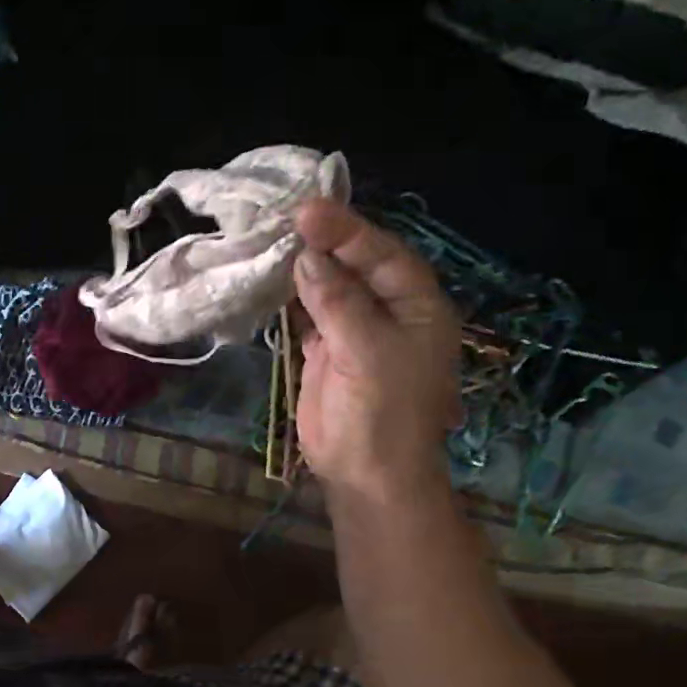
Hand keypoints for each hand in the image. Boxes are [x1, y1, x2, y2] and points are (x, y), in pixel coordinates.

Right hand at [291, 200, 460, 505]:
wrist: (365, 473)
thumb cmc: (383, 414)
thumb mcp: (368, 352)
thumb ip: (338, 303)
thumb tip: (305, 259)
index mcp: (416, 306)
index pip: (383, 255)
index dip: (347, 232)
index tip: (307, 212)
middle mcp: (388, 311)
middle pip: (355, 265)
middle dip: (323, 243)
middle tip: (283, 217)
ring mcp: (354, 331)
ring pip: (328, 288)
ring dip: (302, 268)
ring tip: (270, 242)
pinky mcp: (325, 352)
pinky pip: (307, 315)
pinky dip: (289, 299)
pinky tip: (269, 281)